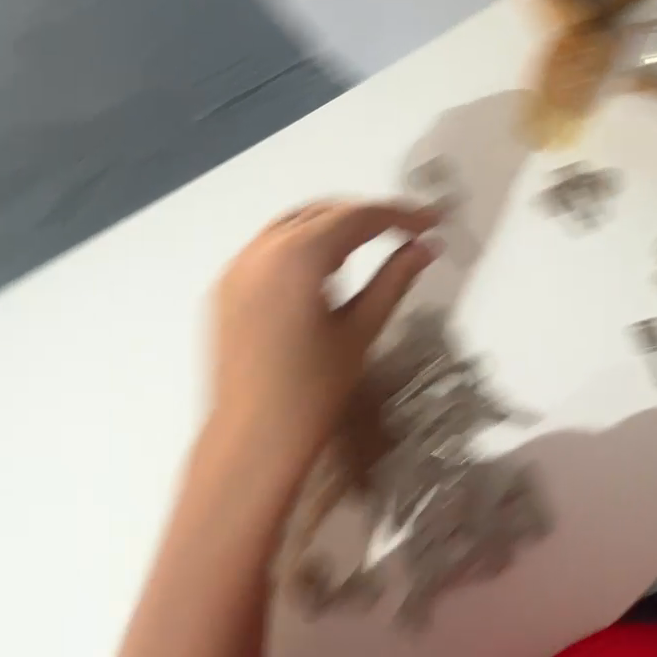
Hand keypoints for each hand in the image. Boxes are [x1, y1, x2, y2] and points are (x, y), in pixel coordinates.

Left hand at [208, 200, 441, 463]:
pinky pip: (269, 249)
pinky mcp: (225, 289)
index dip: (400, 215)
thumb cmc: (313, 393)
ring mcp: (238, 268)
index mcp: (298, 256)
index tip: (431, 221)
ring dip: (333, 228)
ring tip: (370, 246)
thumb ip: (394, 280)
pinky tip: (324, 271)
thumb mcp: (360, 330)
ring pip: (294, 226)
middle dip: (366, 217)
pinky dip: (301, 247)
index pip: (357, 217)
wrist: (252, 443)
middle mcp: (262, 250)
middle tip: (406, 232)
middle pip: (324, 213)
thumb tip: (426, 248)